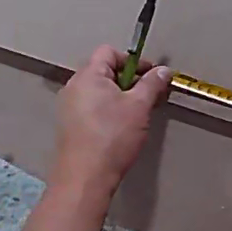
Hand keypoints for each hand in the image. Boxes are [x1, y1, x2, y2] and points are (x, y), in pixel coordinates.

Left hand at [51, 44, 172, 200]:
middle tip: (148, 96)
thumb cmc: (112, 137)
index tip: (150, 76)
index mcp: (88, 76)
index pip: (109, 52)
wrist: (85, 178)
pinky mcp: (70, 126)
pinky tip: (122, 127)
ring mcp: (68, 107)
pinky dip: (108, 110)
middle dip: (129, 80)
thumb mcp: (139, 106)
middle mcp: (74, 87)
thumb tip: (163, 70)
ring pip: (99, 91)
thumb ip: (152, 84)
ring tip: (137, 113)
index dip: (133, 60)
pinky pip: (91, 107)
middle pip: (104, 71)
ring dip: (120, 96)